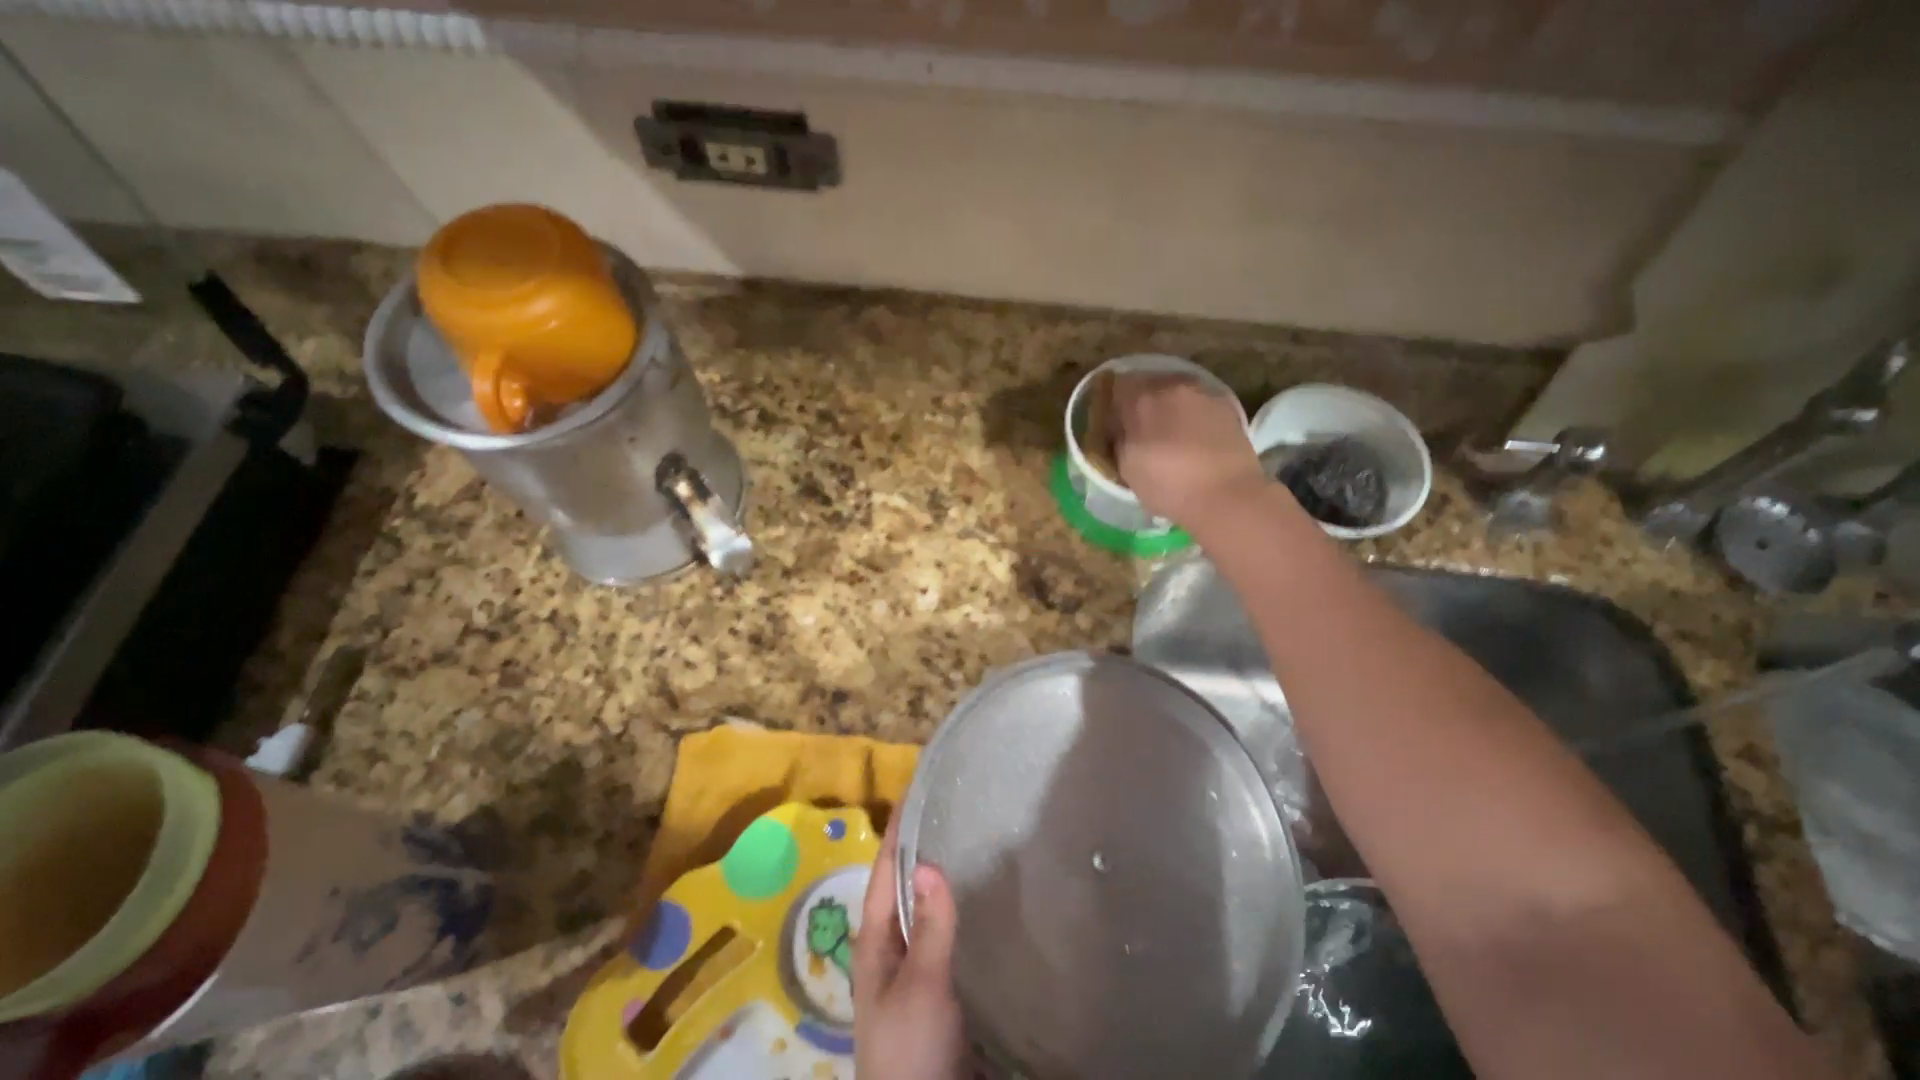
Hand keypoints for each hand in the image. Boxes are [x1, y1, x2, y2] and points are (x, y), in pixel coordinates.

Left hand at [855, 813, 967, 1079]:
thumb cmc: (910, 1046)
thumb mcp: (920, 984)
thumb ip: (928, 927)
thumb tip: (929, 861)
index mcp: (875, 940)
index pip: (885, 871)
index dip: (897, 831)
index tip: (917, 788)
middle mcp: (892, 948)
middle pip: (907, 888)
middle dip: (926, 848)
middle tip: (959, 807)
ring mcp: (917, 972)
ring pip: (929, 914)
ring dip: (947, 881)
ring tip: (979, 843)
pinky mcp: (942, 992)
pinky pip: (951, 940)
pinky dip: (964, 915)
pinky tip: (991, 905)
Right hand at [1112, 375, 1269, 528]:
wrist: (1227, 495)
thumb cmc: (1168, 486)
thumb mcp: (1126, 468)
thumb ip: (1119, 438)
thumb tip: (1121, 427)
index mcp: (1140, 399)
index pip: (1117, 385)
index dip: (1115, 403)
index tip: (1116, 422)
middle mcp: (1171, 385)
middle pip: (1149, 383)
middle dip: (1143, 402)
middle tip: (1144, 429)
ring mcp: (1202, 392)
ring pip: (1177, 391)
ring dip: (1171, 406)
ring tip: (1173, 433)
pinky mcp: (1227, 405)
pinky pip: (1200, 402)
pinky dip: (1194, 414)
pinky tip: (1197, 438)